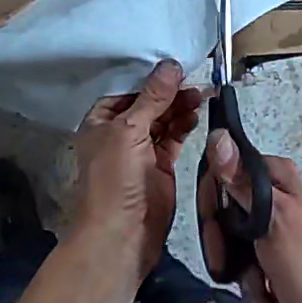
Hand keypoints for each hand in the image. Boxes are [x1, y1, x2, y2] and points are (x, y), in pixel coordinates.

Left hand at [71, 59, 204, 280]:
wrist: (120, 238)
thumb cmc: (114, 180)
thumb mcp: (129, 131)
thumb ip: (152, 98)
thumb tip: (171, 65)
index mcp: (101, 121)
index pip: (128, 89)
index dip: (151, 77)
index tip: (176, 64)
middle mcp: (120, 133)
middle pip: (149, 103)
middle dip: (170, 92)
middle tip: (194, 80)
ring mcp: (141, 150)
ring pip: (164, 118)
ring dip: (180, 106)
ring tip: (200, 95)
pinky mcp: (161, 165)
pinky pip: (174, 136)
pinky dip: (185, 124)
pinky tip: (197, 114)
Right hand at [198, 130, 301, 302]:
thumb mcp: (271, 217)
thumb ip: (241, 181)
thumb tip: (218, 135)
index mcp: (279, 176)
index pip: (228, 168)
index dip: (213, 196)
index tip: (211, 224)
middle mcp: (276, 195)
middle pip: (226, 205)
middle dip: (224, 240)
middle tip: (223, 263)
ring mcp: (274, 227)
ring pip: (232, 237)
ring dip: (237, 266)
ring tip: (254, 285)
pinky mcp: (272, 257)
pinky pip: (244, 262)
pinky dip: (249, 281)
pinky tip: (263, 297)